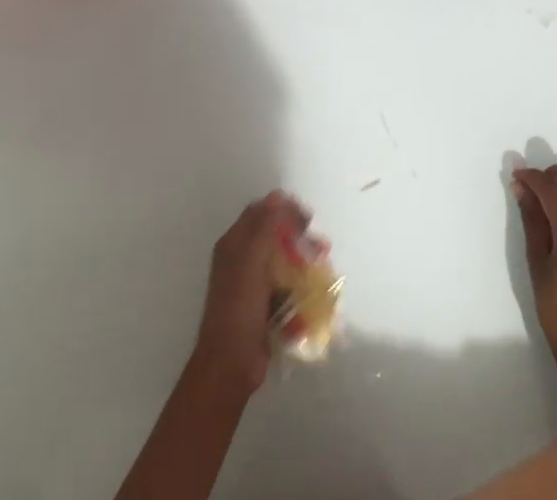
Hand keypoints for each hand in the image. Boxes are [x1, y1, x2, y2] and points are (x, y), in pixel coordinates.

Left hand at [191, 191, 308, 396]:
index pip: (260, 214)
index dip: (283, 210)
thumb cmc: (239, 307)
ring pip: (283, 262)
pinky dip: (301, 285)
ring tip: (324, 267)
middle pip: (273, 236)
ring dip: (304, 261)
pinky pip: (286, 287)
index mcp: (233, 244)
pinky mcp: (264, 305)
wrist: (232, 360)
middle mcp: (241, 259)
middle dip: (299, 237)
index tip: (308, 219)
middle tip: (321, 246)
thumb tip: (277, 197)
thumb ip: (264, 228)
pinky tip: (316, 292)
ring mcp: (252, 283)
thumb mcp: (251, 262)